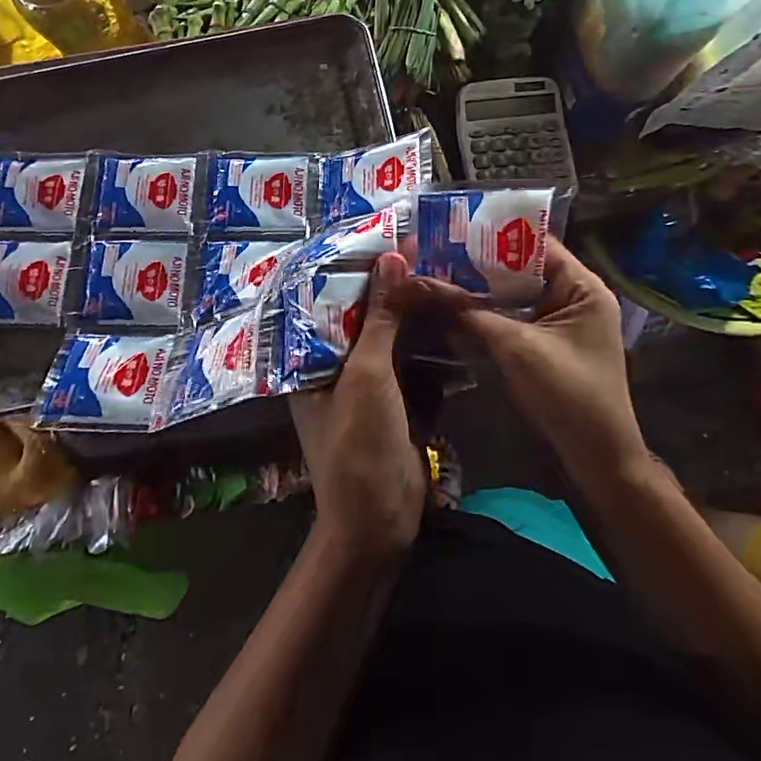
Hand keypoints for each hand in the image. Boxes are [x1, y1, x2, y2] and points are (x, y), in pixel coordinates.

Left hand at [289, 253, 427, 561]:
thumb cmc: (359, 445)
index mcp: (310, 358)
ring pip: (391, 337)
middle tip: (425, 250)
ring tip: (442, 274)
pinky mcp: (396, 402)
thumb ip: (381, 319)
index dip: (357, 270)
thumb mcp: (367, 376)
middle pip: (365, 315)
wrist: (380, 522)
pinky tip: (450, 317)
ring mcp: (366, 386)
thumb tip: (394, 258)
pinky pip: (411, 362)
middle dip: (393, 288)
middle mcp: (334, 367)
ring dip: (415, 312)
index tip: (386, 238)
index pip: (330, 301)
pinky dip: (429, 343)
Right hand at [433, 240, 648, 483]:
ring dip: (482, 291)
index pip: (539, 244)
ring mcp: (561, 323)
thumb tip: (426, 288)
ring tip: (439, 276)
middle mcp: (575, 298)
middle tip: (438, 253)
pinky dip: (488, 315)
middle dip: (482, 264)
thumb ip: (472, 314)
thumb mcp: (517, 348)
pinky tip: (454, 311)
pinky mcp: (547, 345)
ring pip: (516, 295)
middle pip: (524, 269)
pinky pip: (515, 319)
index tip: (456, 229)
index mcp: (583, 288)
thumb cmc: (567, 393)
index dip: (497, 235)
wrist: (596, 457)